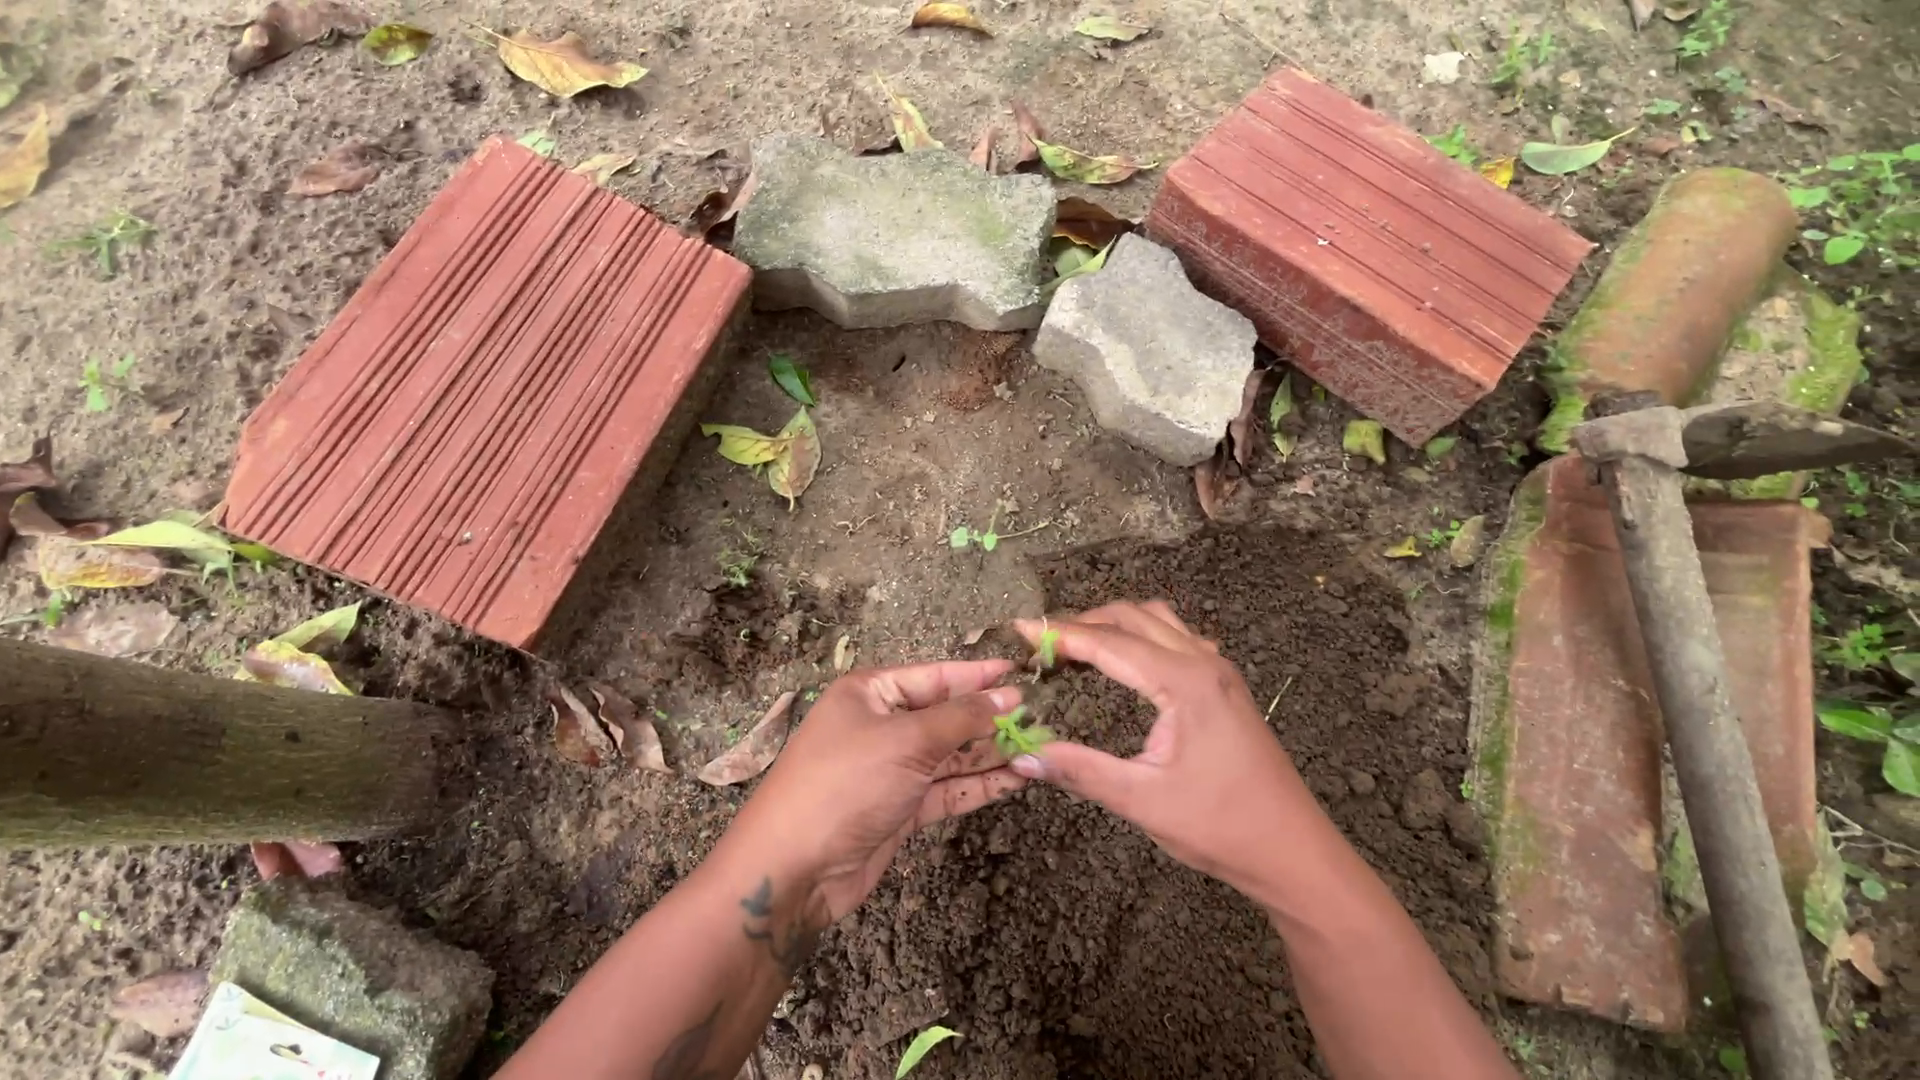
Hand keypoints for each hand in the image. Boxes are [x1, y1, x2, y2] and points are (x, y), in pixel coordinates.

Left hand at [725, 660, 1027, 920]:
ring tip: (1042, 749)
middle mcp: (881, 726)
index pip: (936, 676)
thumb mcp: (906, 741)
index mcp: (870, 693)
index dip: (979, 675)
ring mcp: (891, 770)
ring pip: (951, 755)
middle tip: (1043, 719)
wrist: (793, 870)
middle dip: (991, 720)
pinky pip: (946, 789)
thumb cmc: (845, 784)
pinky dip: (979, 785)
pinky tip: (1018, 779)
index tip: (1021, 671)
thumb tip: (1008, 696)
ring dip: (992, 754)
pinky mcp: (900, 809)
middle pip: (946, 716)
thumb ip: (962, 719)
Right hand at [1008, 602, 1328, 898]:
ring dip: (1114, 624)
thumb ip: (1080, 770)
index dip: (1060, 633)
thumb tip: (1022, 754)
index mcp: (1184, 682)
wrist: (1293, 851)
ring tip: (1075, 645)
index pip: (1109, 642)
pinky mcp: (1225, 686)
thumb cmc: (1221, 827)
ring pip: (1158, 621)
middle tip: (1040, 642)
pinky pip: (1178, 637)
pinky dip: (1142, 635)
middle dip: (1083, 621)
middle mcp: (1204, 663)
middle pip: (1133, 617)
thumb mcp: (1143, 800)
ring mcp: (1219, 671)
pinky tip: (1126, 660)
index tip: (1019, 629)